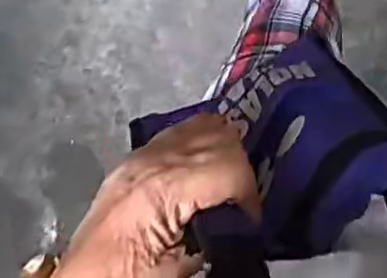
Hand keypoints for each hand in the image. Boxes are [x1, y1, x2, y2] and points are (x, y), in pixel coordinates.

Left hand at [55, 115, 258, 277]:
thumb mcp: (175, 273)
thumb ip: (212, 238)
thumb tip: (238, 224)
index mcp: (166, 188)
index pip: (230, 167)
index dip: (250, 194)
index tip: (250, 222)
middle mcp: (157, 158)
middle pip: (222, 138)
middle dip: (241, 171)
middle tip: (241, 207)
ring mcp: (144, 151)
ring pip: (205, 124)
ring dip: (224, 150)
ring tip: (225, 187)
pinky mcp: (136, 155)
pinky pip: (181, 130)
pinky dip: (202, 141)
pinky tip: (203, 169)